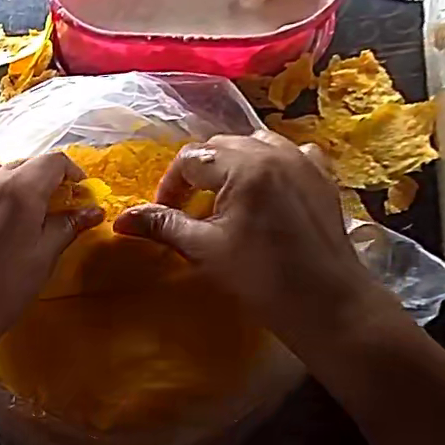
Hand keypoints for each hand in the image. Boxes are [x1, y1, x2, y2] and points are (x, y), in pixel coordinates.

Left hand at [0, 152, 103, 359]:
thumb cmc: (4, 288)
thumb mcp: (44, 256)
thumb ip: (68, 225)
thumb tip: (91, 211)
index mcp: (18, 189)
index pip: (53, 161)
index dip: (72, 172)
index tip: (80, 191)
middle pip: (25, 164)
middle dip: (45, 179)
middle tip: (58, 204)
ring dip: (17, 183)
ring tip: (26, 210)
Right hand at [112, 131, 400, 353]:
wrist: (324, 300)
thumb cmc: (258, 275)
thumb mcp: (202, 249)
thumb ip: (162, 225)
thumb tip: (120, 219)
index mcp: (244, 167)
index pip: (190, 159)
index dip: (169, 185)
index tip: (165, 215)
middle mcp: (276, 153)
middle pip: (221, 146)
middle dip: (197, 173)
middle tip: (187, 209)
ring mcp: (304, 162)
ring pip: (254, 144)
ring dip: (230, 165)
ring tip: (221, 198)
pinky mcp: (322, 178)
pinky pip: (288, 155)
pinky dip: (267, 165)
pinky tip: (261, 192)